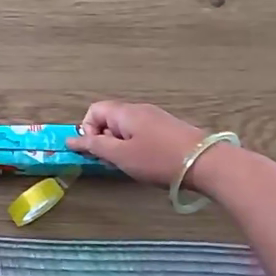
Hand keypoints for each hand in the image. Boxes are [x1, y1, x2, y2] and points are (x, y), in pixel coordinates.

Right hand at [65, 101, 210, 186]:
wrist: (204, 163)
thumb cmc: (157, 159)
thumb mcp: (120, 155)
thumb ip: (94, 146)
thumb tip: (71, 139)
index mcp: (125, 112)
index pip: (94, 110)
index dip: (87, 130)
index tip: (95, 151)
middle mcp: (139, 110)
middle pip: (110, 119)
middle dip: (104, 140)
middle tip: (113, 161)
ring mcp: (156, 118)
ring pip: (126, 128)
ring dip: (120, 146)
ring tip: (131, 165)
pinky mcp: (168, 130)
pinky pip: (142, 134)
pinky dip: (136, 147)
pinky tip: (147, 164)